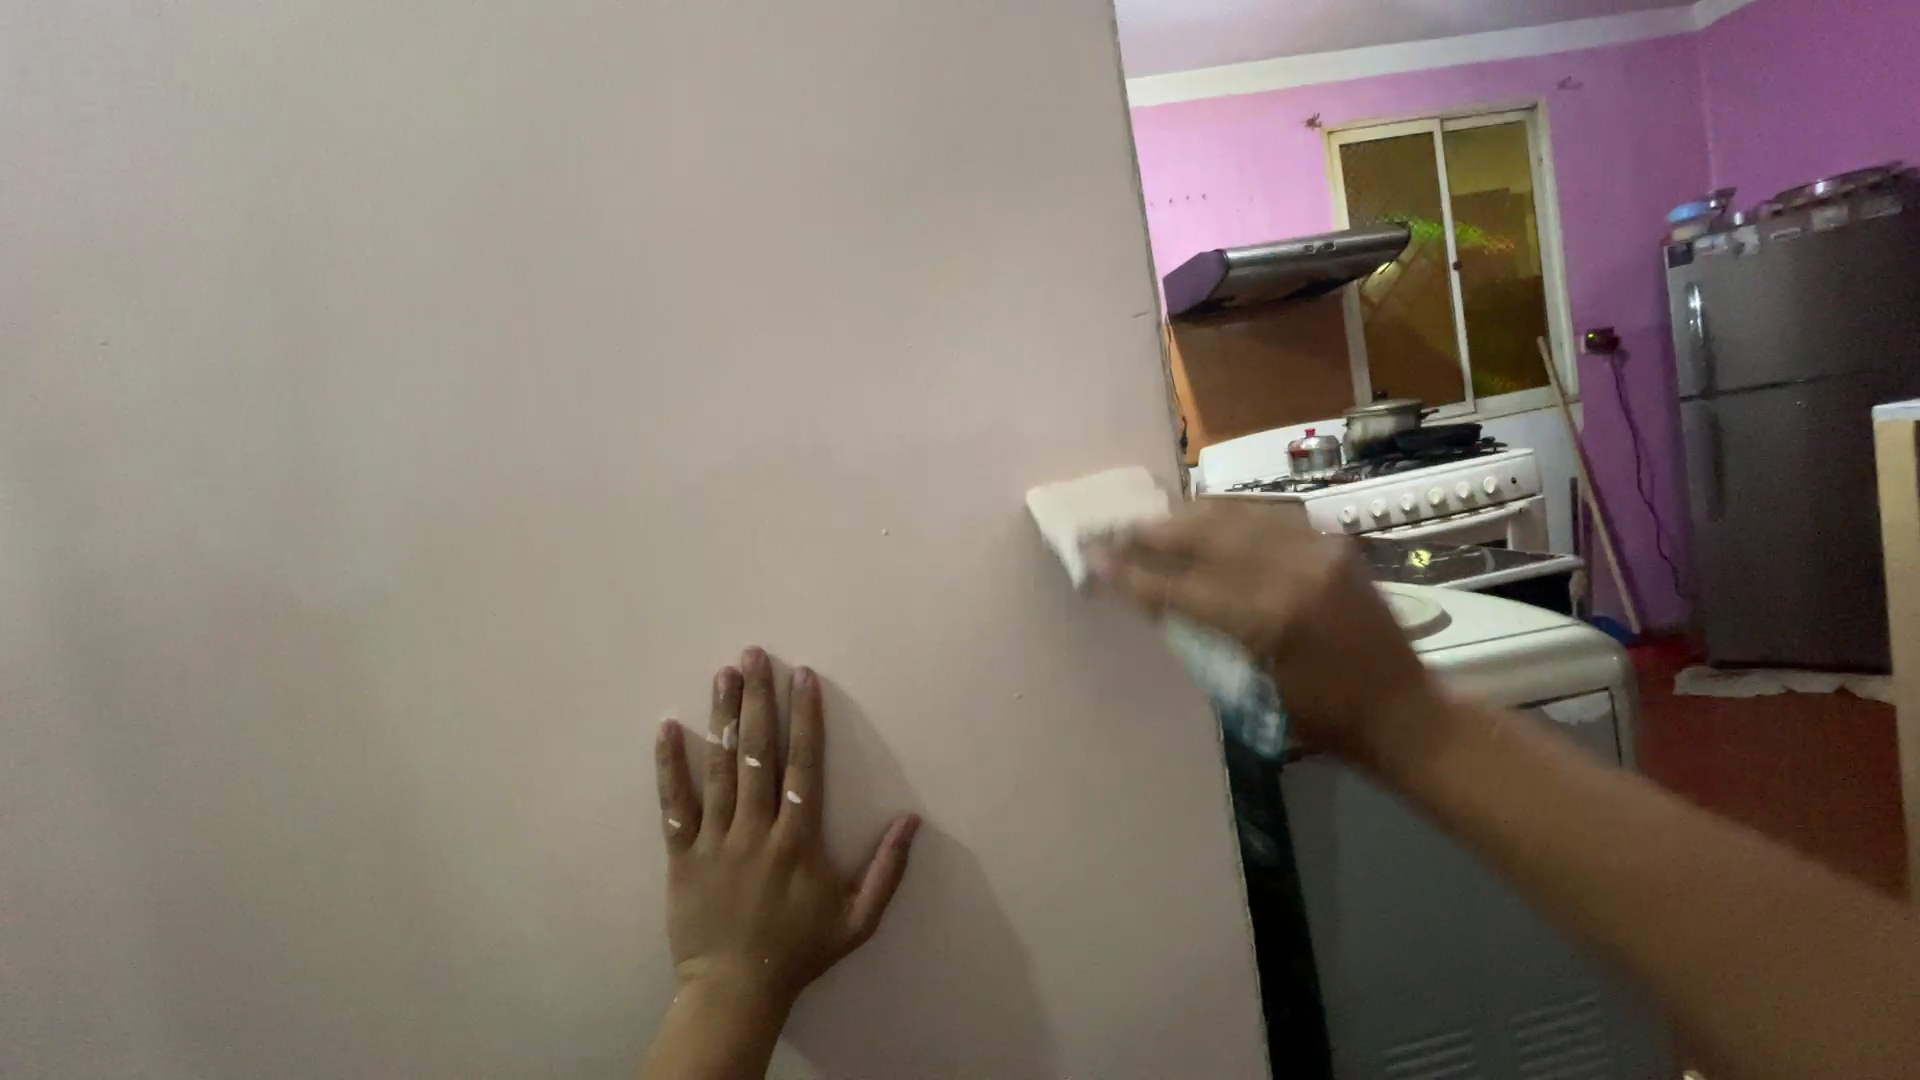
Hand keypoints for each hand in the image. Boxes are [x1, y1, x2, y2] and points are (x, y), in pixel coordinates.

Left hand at [654, 647, 920, 1014]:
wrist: (734, 992)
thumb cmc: (800, 951)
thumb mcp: (858, 919)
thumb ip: (887, 870)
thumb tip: (911, 820)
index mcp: (798, 840)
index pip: (804, 765)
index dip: (805, 717)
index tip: (802, 676)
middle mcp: (756, 829)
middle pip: (757, 754)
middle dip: (758, 700)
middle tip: (755, 655)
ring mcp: (716, 840)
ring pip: (719, 768)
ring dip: (722, 718)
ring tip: (724, 673)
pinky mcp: (683, 855)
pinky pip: (674, 805)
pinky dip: (670, 766)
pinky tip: (666, 728)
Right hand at [1090, 500, 1441, 764]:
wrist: (1403, 710)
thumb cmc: (1321, 718)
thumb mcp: (1249, 689)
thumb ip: (1200, 635)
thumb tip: (1151, 598)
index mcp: (1271, 619)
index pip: (1182, 586)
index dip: (1134, 573)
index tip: (1094, 559)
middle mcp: (1295, 571)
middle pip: (1205, 535)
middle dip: (1153, 532)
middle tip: (1114, 530)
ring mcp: (1319, 548)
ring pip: (1235, 514)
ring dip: (1187, 515)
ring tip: (1151, 519)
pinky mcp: (1334, 540)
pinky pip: (1269, 513)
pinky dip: (1229, 513)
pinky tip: (1205, 516)